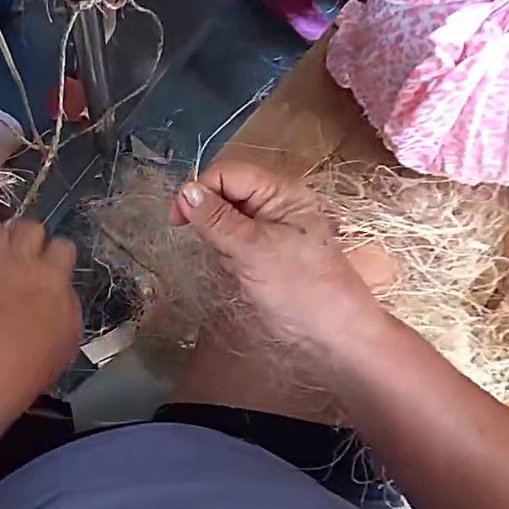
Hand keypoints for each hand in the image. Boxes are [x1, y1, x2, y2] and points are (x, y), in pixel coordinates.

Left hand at [0, 220, 79, 450]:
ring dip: (1, 244)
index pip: (63, 245)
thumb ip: (68, 305)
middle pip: (29, 226)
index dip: (61, 254)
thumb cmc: (32, 363)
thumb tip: (61, 291)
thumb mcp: (69, 338)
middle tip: (28, 255)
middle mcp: (21, 261)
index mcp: (52, 276)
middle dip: (31, 236)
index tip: (58, 266)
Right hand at [169, 162, 385, 347]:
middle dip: (211, 221)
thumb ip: (217, 220)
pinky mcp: (259, 251)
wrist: (330, 334)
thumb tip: (185, 191)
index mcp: (280, 191)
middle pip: (222, 194)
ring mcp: (265, 228)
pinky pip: (228, 242)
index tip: (178, 218)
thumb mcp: (254, 249)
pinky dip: (226, 256)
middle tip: (221, 248)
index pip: (227, 173)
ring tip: (240, 264)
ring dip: (219, 243)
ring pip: (221, 220)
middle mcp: (272, 204)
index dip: (199, 189)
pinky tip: (242, 273)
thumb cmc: (300, 287)